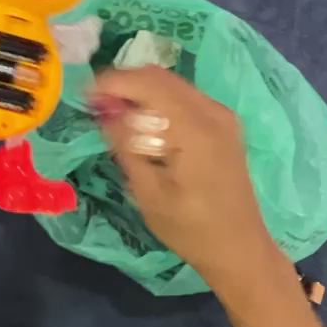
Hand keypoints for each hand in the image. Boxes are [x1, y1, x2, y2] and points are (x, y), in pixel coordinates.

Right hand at [91, 67, 285, 291]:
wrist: (240, 249)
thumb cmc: (191, 229)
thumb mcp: (148, 192)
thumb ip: (126, 144)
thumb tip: (104, 108)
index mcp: (195, 129)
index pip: (147, 84)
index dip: (112, 83)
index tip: (85, 95)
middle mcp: (212, 112)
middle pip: (158, 77)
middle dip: (123, 84)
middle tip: (95, 104)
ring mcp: (221, 114)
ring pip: (170, 82)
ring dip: (139, 90)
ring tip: (113, 112)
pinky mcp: (223, 122)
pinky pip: (182, 95)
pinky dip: (157, 99)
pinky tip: (141, 121)